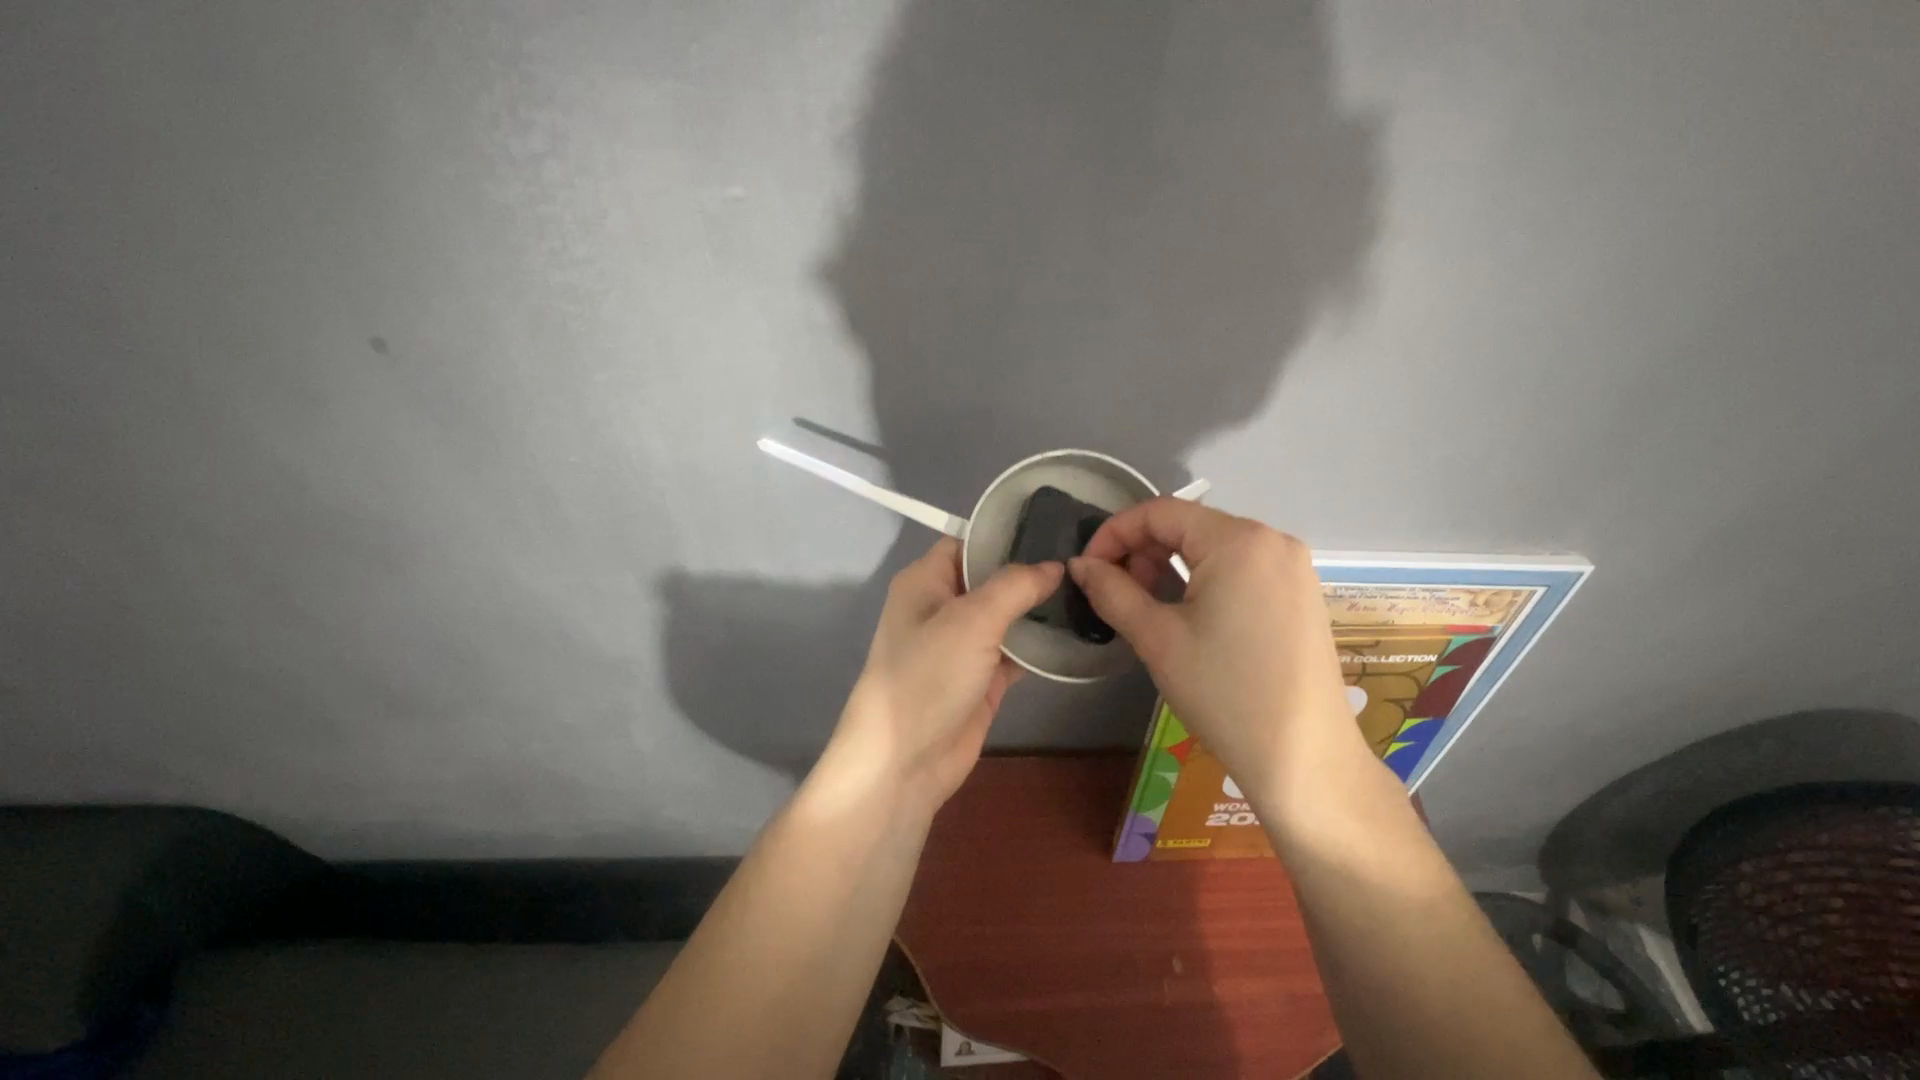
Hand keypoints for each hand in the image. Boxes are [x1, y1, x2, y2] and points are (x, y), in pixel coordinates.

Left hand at [823, 538, 1064, 818]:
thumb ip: (1015, 586)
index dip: (1007, 535)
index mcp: (926, 582)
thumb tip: (1054, 566)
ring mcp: (963, 647)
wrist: (904, 762)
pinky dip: (1042, 646)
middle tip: (1087, 559)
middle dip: (1033, 572)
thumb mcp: (971, 620)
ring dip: (1041, 609)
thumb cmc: (928, 676)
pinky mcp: (982, 680)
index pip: (968, 543)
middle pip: (992, 579)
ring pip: (1008, 617)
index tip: (1057, 527)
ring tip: (1093, 588)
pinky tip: (1079, 632)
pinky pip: (1017, 653)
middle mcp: (942, 608)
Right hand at [1069, 498, 1377, 818]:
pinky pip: (1241, 569)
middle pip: (1191, 525)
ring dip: (1171, 566)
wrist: (1304, 757)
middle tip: (1115, 593)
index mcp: (1239, 540)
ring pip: (1215, 548)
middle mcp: (1273, 540)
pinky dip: (1204, 580)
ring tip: (1146, 607)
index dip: (1114, 532)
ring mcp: (1294, 568)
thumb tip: (1079, 564)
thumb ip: (1112, 591)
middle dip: (1142, 550)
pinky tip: (1188, 617)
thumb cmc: (1225, 693)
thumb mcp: (1158, 639)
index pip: (1161, 511)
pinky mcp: (1301, 595)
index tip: (1086, 567)